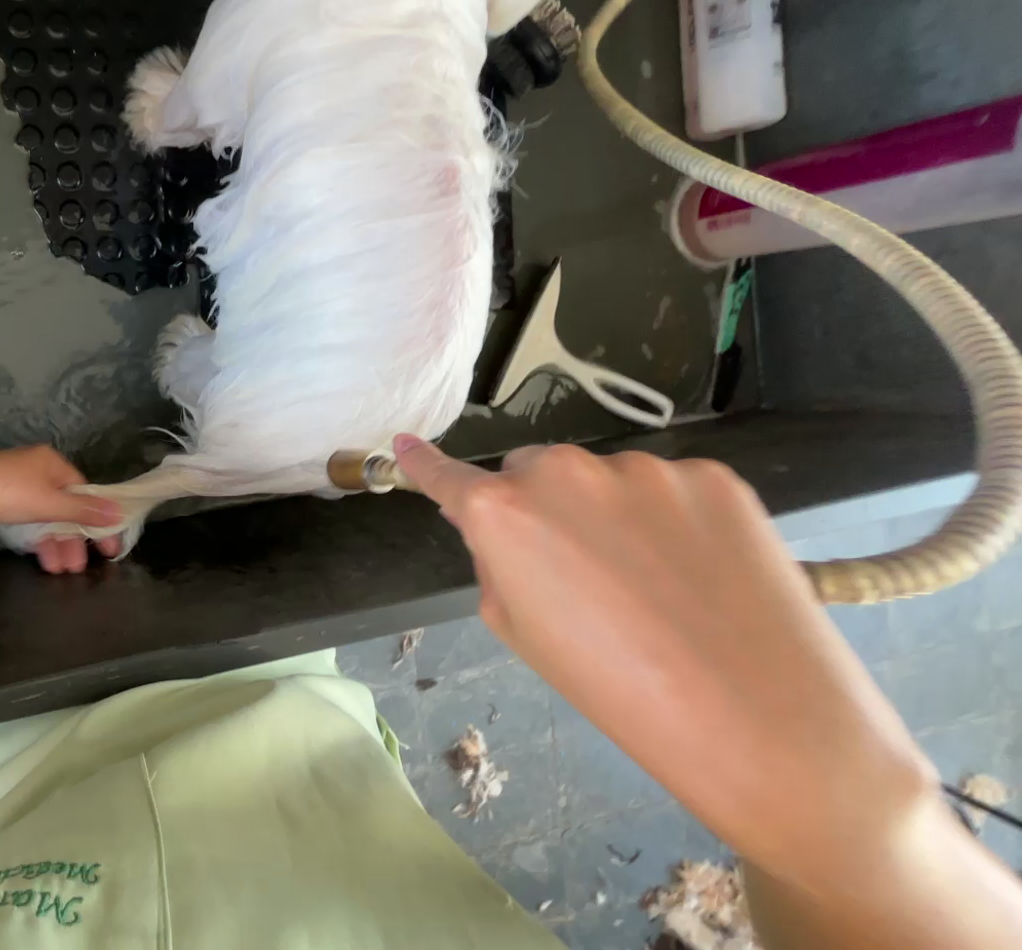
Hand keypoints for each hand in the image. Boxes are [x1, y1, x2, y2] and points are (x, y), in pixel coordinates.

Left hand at [0, 447, 123, 573]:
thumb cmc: (4, 493)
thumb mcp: (48, 503)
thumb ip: (82, 510)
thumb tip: (118, 512)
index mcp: (52, 463)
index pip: (84, 492)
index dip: (97, 521)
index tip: (107, 548)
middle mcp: (36, 469)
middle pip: (64, 507)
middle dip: (73, 538)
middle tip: (78, 568)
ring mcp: (15, 484)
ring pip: (44, 516)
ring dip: (54, 542)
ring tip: (59, 570)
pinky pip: (25, 520)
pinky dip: (34, 538)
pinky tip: (40, 558)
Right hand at [390, 435, 937, 896]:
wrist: (762, 723)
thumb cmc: (611, 686)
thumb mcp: (516, 627)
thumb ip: (494, 560)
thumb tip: (495, 525)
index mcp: (500, 512)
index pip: (444, 474)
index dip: (421, 462)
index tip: (404, 444)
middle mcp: (562, 471)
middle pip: (532, 471)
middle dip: (540, 504)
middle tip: (575, 565)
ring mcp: (643, 468)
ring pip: (603, 478)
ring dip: (608, 510)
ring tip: (651, 579)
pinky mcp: (714, 477)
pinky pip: (667, 487)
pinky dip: (669, 517)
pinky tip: (696, 570)